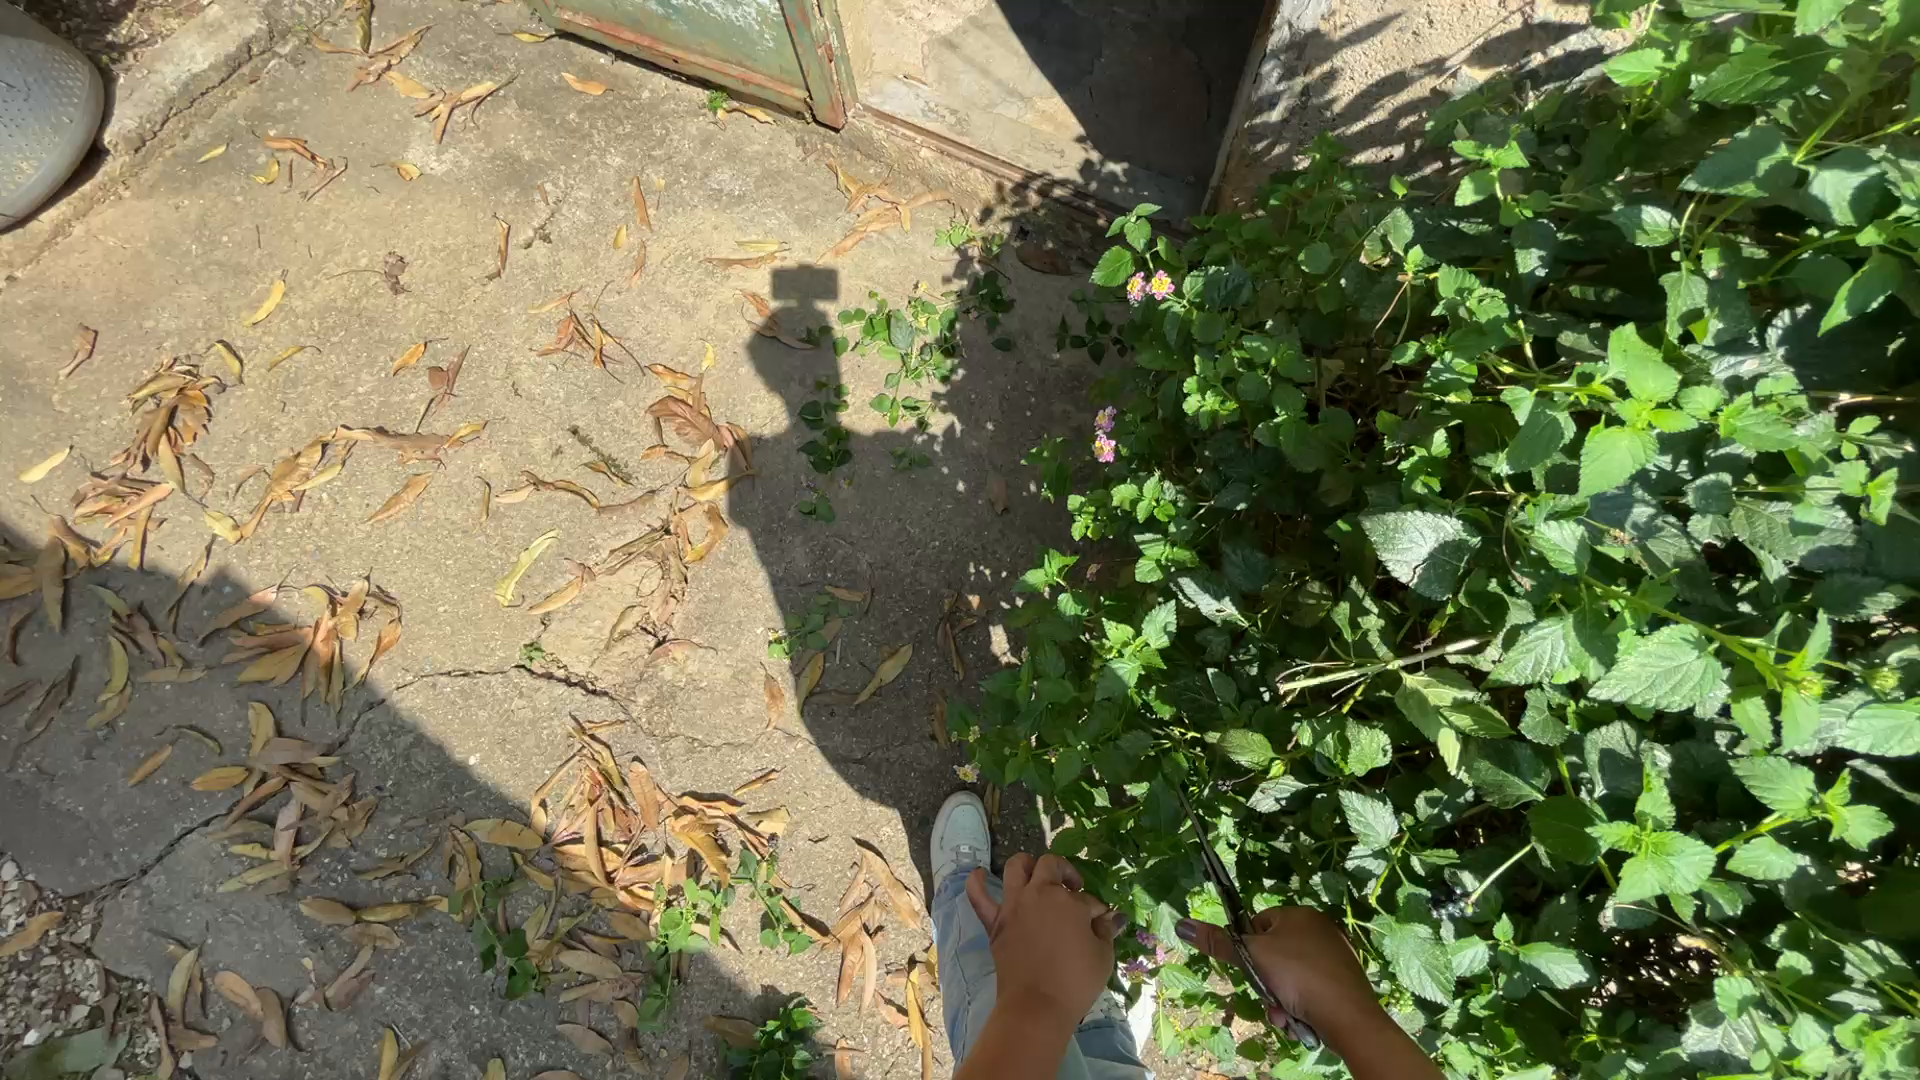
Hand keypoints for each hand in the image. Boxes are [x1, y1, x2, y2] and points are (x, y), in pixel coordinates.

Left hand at [967, 853, 1123, 1030]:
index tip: (1100, 923)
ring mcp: (1014, 905)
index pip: (1086, 899)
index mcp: (1068, 900)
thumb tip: (1111, 917)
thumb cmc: (1076, 982)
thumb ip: (1105, 931)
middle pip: (1051, 866)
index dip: (1096, 910)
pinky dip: (977, 882)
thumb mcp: (1103, 956)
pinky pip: (978, 896)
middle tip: (1074, 890)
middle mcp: (1039, 893)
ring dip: (1028, 865)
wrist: (1038, 1007)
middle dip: (1066, 872)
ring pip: (1016, 867)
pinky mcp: (995, 922)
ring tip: (1038, 876)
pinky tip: (980, 873)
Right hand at [1176, 907, 1379, 1034]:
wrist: (1350, 1018)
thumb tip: (1181, 924)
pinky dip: (1301, 1004)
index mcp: (1298, 914)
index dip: (1250, 949)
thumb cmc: (1297, 976)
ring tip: (1282, 1016)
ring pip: (1291, 975)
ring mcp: (1336, 955)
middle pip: (1275, 954)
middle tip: (1267, 1000)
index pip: (1259, 925)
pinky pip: (1311, 988)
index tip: (1250, 970)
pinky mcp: (1346, 982)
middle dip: (1266, 981)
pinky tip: (1298, 1020)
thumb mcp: (1252, 956)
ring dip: (1280, 997)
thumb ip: (1218, 942)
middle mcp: (1320, 928)